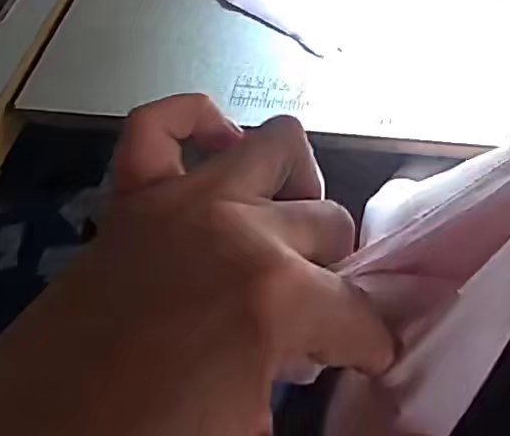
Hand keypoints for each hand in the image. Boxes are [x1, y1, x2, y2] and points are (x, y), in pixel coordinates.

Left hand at [0, 94, 391, 435]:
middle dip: (335, 274)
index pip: (360, 313)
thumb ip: (299, 387)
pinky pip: (162, 122)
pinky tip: (218, 148)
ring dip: (297, 183)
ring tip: (288, 229)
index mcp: (272, 296)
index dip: (374, 344)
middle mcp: (237, 225)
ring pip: (277, 142)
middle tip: (315, 318)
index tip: (370, 358)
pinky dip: (197, 122)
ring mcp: (183, 198)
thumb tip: (324, 361)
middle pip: (330, 221)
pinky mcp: (135, 196)